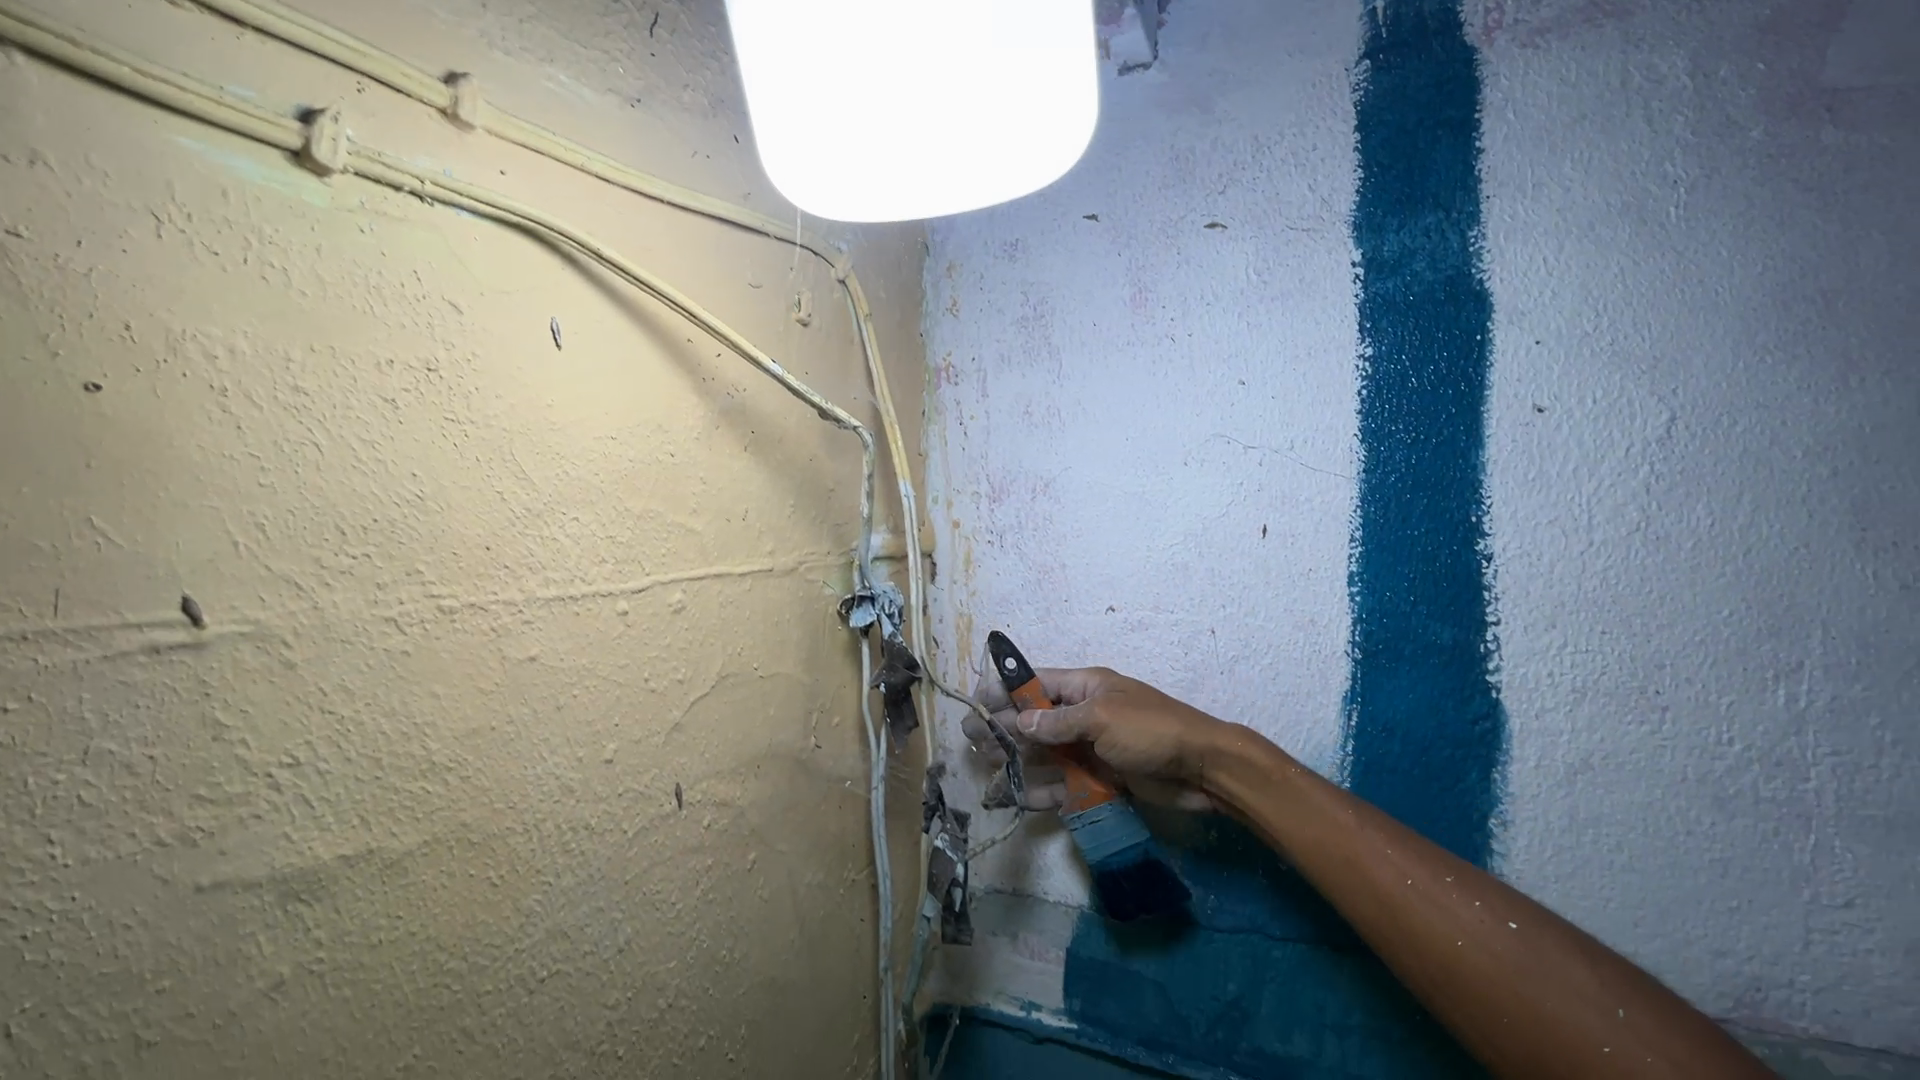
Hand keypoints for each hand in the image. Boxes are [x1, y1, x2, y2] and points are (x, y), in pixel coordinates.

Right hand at [966, 665, 1230, 812]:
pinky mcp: (1099, 779)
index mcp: (1085, 686)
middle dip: (1002, 728)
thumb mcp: (1102, 717)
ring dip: (1015, 760)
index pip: (1036, 683)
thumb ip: (1058, 722)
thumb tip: (1019, 722)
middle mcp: (1083, 714)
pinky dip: (1039, 790)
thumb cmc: (1151, 730)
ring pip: (1043, 754)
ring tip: (987, 770)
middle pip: (1034, 720)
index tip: (976, 701)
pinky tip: (1015, 798)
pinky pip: (1062, 783)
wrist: (1202, 769)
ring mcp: (1090, 748)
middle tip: (970, 740)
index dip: (1005, 690)